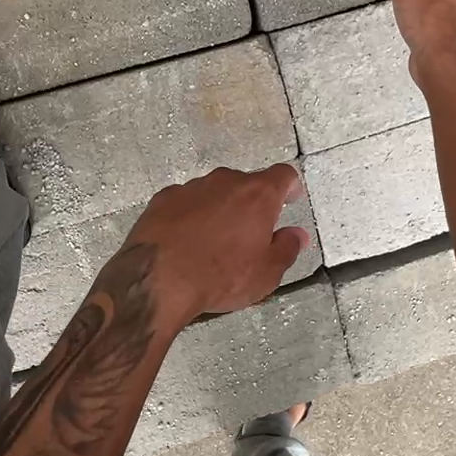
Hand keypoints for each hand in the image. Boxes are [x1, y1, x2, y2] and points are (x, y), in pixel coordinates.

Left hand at [117, 164, 310, 322]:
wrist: (158, 279)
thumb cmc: (219, 276)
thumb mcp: (266, 273)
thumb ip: (286, 249)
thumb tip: (296, 235)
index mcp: (257, 195)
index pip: (283, 176)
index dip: (289, 187)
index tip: (290, 198)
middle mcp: (225, 182)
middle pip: (246, 183)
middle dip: (252, 204)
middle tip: (251, 233)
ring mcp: (191, 187)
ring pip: (214, 192)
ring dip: (219, 209)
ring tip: (215, 243)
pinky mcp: (163, 198)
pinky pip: (186, 202)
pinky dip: (190, 216)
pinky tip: (186, 241)